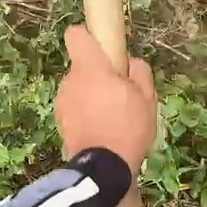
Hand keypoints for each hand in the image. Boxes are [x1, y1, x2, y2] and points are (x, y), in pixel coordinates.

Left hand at [55, 25, 156, 177]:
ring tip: (111, 119)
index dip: (89, 39)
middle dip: (98, 77)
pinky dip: (85, 116)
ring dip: (91, 98)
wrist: (103, 170)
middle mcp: (70, 82)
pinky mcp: (60, 123)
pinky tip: (100, 132)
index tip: (105, 52)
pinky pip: (74, 110)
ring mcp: (62, 104)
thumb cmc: (128, 128)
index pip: (76, 36)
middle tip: (119, 97)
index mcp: (90, 68)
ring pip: (78, 91)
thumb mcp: (147, 98)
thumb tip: (129, 64)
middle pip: (82, 68)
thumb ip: (139, 72)